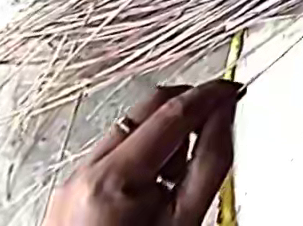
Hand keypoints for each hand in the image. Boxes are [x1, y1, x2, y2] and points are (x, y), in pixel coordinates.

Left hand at [44, 80, 239, 225]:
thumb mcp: (186, 220)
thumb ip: (213, 157)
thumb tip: (226, 112)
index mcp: (114, 178)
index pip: (175, 109)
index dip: (211, 93)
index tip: (233, 90)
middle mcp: (85, 173)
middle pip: (150, 106)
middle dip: (188, 107)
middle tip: (216, 119)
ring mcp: (72, 182)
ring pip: (133, 125)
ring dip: (166, 131)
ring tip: (181, 170)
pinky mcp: (68, 193)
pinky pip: (116, 149)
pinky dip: (145, 150)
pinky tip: (157, 182)